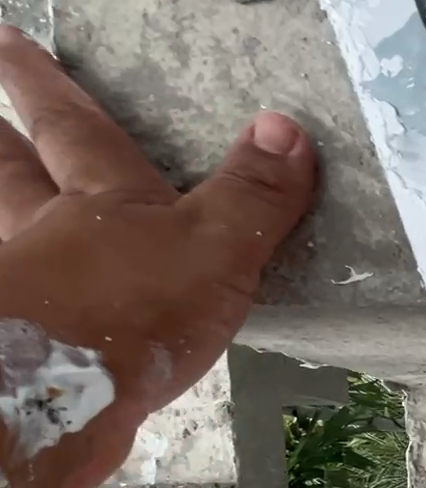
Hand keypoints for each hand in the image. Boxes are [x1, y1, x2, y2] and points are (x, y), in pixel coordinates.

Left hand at [0, 27, 316, 487]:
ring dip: (13, 218)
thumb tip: (284, 126)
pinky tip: (60, 310)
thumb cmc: (130, 305)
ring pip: (13, 234)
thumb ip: (252, 195)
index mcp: (95, 201)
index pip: (72, 129)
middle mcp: (44, 231)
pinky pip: (41, 301)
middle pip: (12, 173)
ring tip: (19, 213)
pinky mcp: (41, 341)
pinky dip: (44, 294)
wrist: (60, 394)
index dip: (46, 86)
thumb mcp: (215, 245)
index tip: (11, 42)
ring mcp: (32, 284)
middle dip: (6, 146)